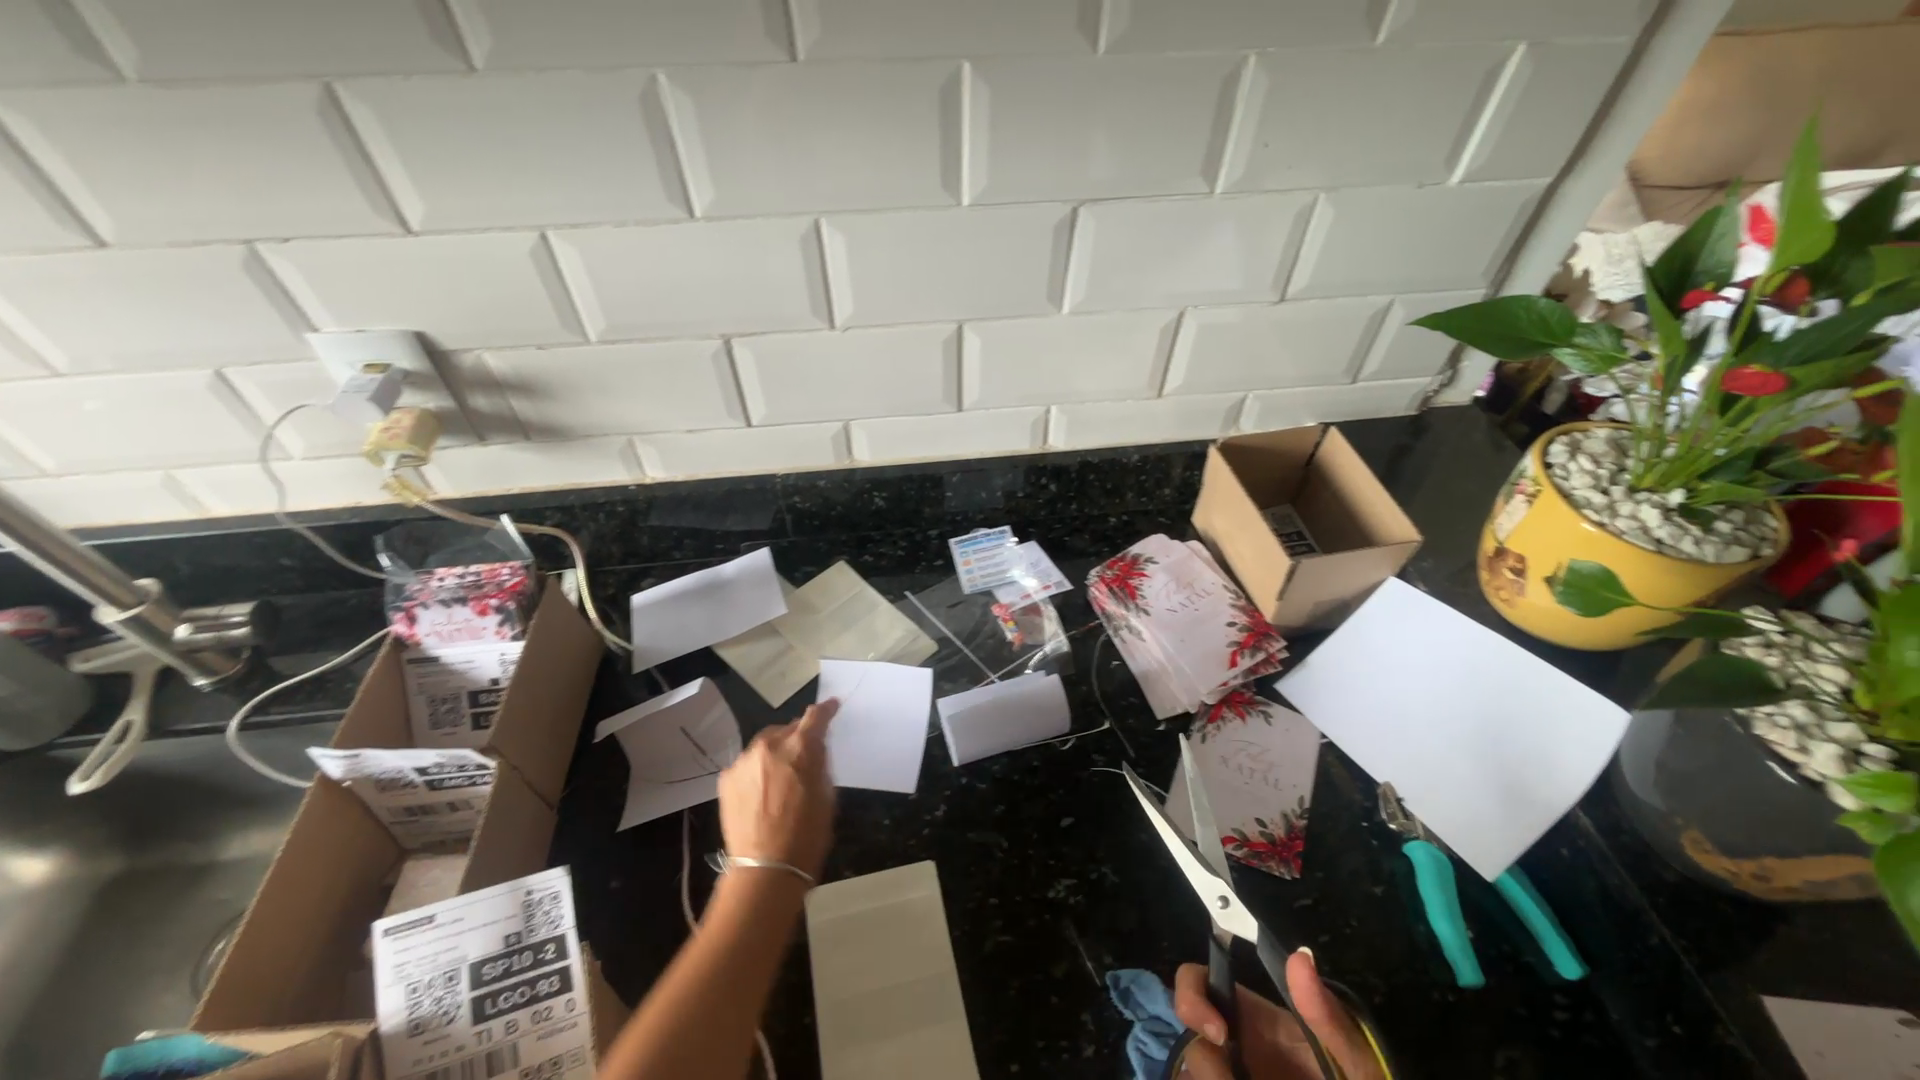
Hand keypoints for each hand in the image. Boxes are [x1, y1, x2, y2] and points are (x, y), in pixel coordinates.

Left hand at [716, 700, 837, 879]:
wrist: (764, 869)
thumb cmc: (806, 836)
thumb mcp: (827, 797)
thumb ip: (820, 765)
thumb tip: (815, 752)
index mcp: (800, 748)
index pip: (815, 717)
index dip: (826, 711)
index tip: (831, 707)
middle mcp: (768, 746)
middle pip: (787, 729)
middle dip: (798, 737)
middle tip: (805, 756)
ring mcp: (743, 761)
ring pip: (764, 746)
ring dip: (775, 754)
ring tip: (781, 778)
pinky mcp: (726, 779)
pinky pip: (747, 765)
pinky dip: (757, 771)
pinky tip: (762, 793)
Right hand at [1173, 950, 1383, 1079]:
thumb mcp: (1356, 1064)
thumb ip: (1328, 1018)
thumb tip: (1300, 955)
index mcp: (1256, 1022)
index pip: (1200, 981)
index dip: (1192, 995)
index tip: (1218, 1033)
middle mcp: (1233, 1048)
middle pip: (1189, 1039)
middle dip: (1206, 1065)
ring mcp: (1230, 1075)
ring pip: (1192, 1074)